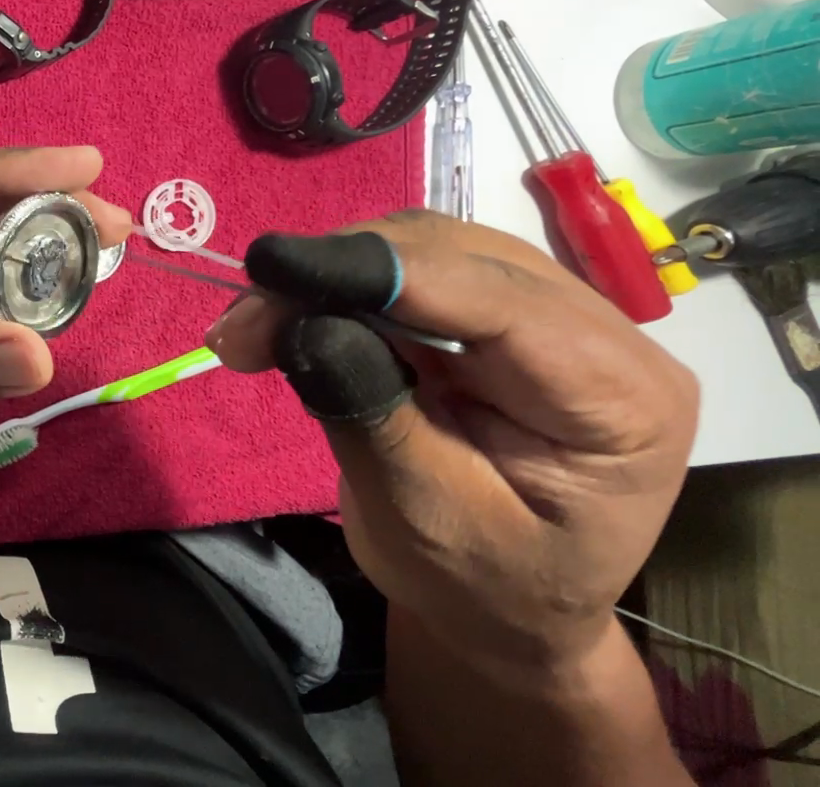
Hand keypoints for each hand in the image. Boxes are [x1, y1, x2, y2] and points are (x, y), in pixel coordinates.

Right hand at [205, 210, 698, 672]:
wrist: (502, 608)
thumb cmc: (479, 582)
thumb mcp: (423, 515)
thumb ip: (373, 417)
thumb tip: (303, 323)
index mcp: (616, 398)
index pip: (495, 300)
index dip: (378, 269)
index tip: (270, 266)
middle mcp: (597, 335)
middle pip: (454, 255)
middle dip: (334, 273)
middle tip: (239, 328)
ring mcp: (545, 316)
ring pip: (422, 247)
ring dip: (326, 275)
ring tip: (252, 329)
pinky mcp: (490, 315)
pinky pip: (406, 270)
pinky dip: (335, 286)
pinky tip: (290, 318)